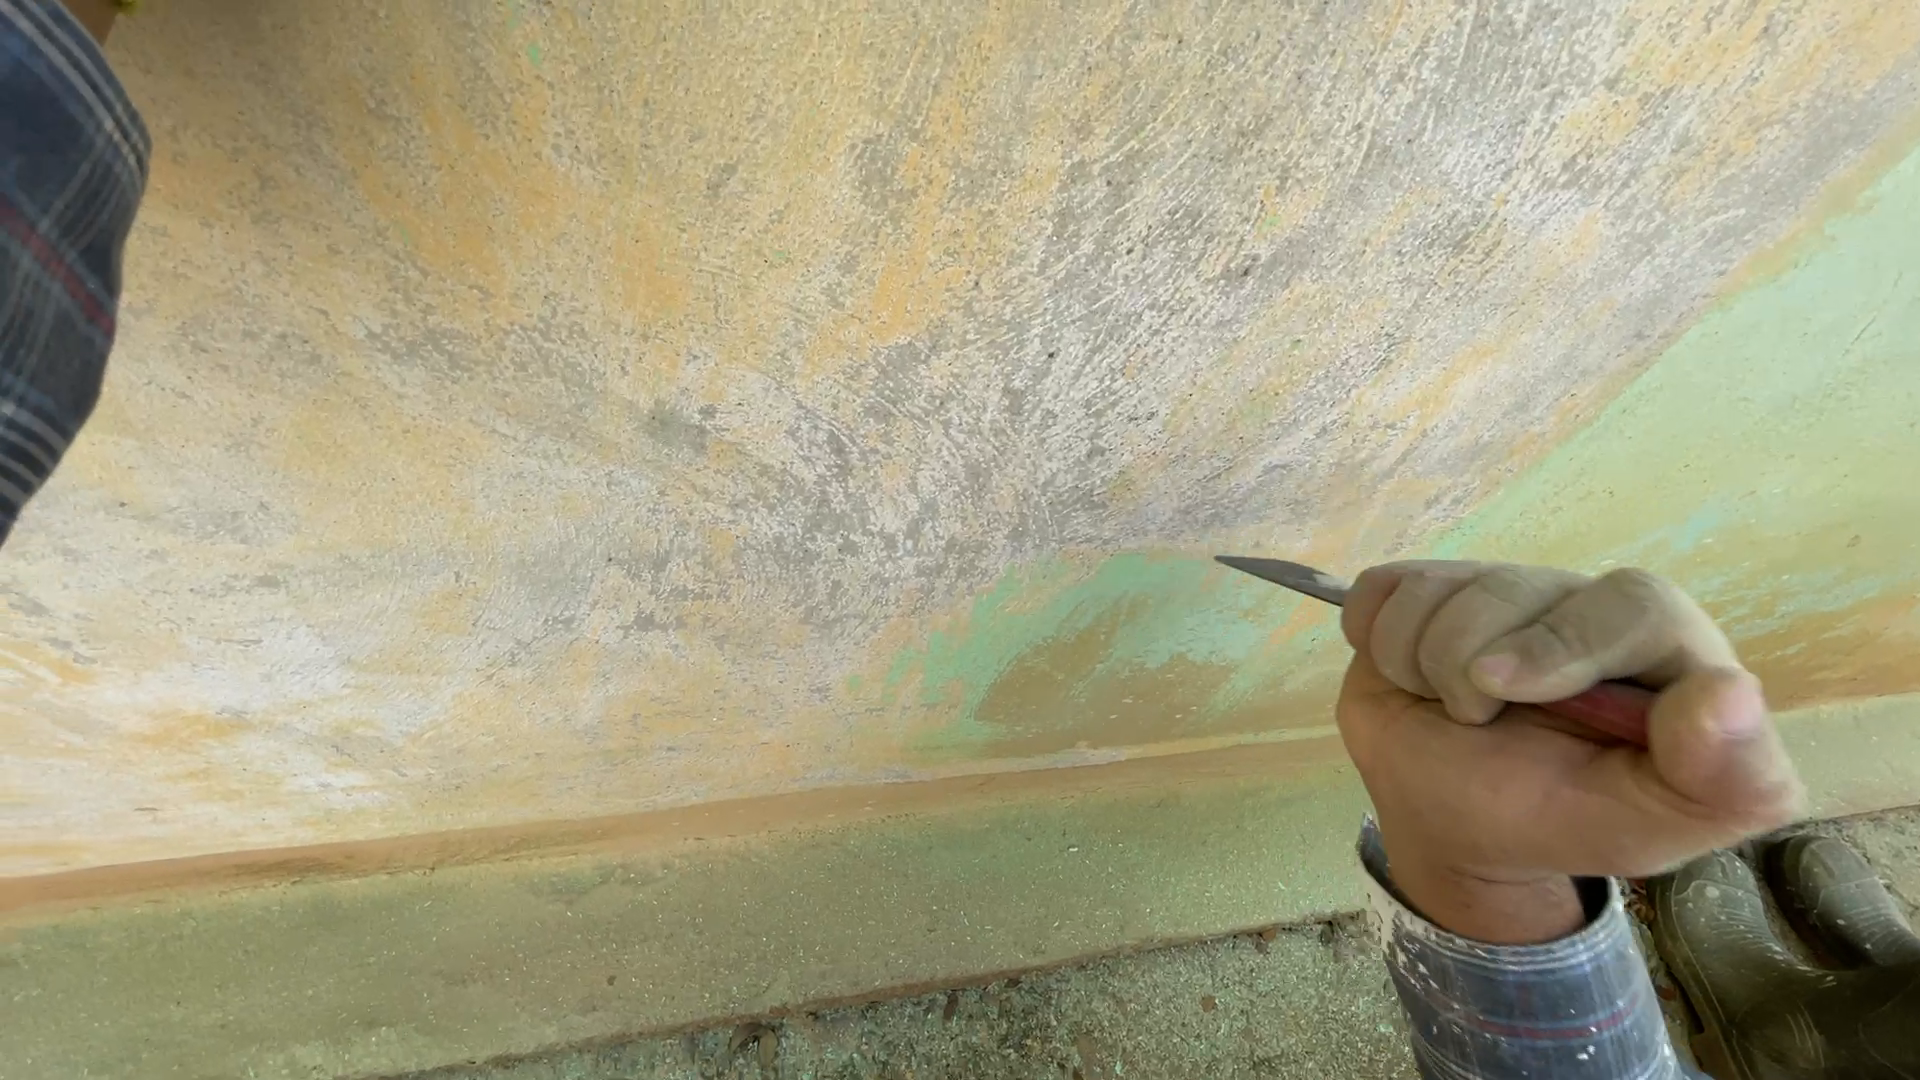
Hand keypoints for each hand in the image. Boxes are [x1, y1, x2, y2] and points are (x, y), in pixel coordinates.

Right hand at [1336, 561, 1802, 943]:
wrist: (1442, 817)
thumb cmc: (1543, 819)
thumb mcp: (1648, 827)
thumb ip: (1728, 780)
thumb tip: (1728, 691)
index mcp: (1653, 647)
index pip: (1630, 603)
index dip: (1559, 641)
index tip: (1499, 690)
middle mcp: (1569, 602)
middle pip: (1504, 587)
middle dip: (1461, 670)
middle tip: (1470, 721)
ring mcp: (1484, 590)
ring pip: (1430, 589)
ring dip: (1414, 666)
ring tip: (1440, 705)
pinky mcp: (1414, 591)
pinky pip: (1380, 589)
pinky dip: (1373, 639)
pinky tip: (1403, 675)